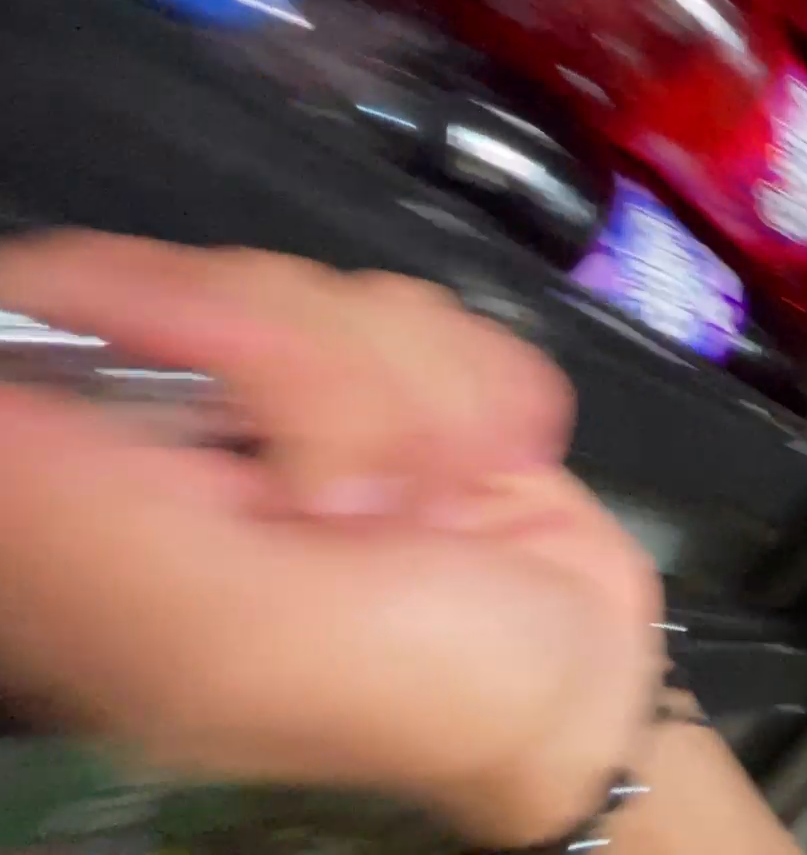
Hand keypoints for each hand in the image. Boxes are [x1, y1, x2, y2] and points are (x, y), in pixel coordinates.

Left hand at [0, 231, 663, 846]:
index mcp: (125, 508)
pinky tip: (496, 466)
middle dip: (352, 390)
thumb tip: (1, 396)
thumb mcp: (252, 637)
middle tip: (382, 490)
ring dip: (445, 404)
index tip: (250, 359)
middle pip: (252, 289)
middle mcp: (225, 445)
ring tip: (451, 493)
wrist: (581, 672)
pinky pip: (463, 326)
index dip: (159, 304)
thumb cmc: (434, 684)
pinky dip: (501, 394)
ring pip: (375, 301)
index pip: (73, 311)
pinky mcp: (440, 394)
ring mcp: (345, 410)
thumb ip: (103, 525)